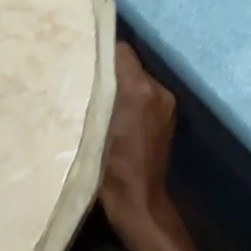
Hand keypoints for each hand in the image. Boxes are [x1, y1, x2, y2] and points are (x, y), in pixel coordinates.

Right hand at [99, 42, 179, 241]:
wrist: (137, 199)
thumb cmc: (107, 166)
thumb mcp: (89, 125)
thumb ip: (93, 90)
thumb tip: (86, 64)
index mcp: (138, 89)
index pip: (120, 50)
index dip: (100, 51)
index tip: (81, 56)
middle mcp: (157, 90)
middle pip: (129, 64)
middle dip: (109, 68)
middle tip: (86, 77)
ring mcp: (166, 104)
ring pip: (138, 79)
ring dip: (121, 84)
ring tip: (99, 97)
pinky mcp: (168, 117)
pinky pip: (146, 95)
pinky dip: (132, 98)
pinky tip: (116, 114)